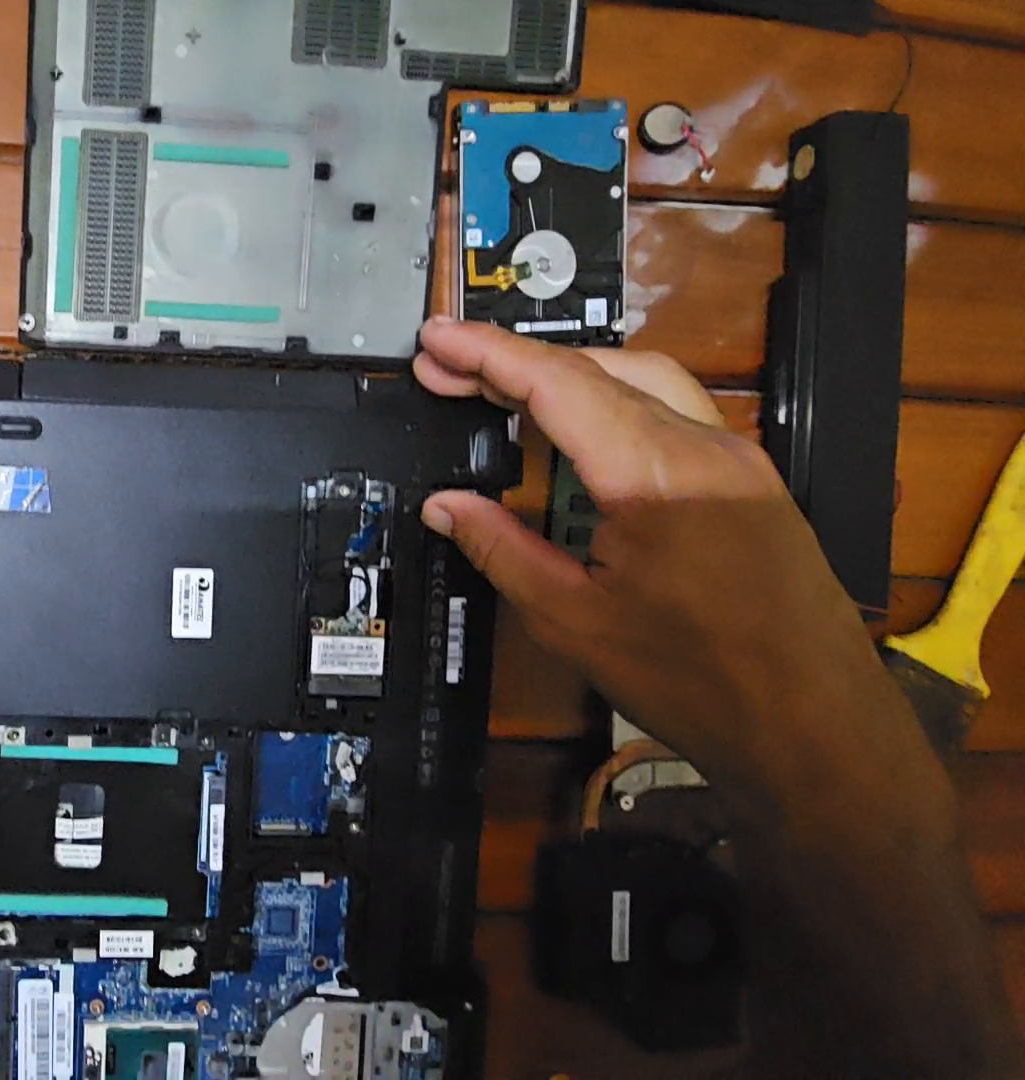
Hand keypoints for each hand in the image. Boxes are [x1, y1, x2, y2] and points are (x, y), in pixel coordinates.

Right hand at [413, 317, 912, 792]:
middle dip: (512, 361)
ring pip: (636, 380)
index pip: (559, 386)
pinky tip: (563, 433)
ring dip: (559, 375)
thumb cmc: (691, 677)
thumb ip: (499, 548)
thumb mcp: (568, 617)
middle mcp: (703, 449)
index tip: (436, 339)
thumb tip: (444, 505)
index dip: (488, 356)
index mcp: (656, 477)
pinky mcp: (743, 480)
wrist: (814, 726)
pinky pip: (663, 413)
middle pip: (597, 369)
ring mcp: (733, 459)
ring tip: (492, 393)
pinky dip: (600, 403)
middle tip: (443, 370)